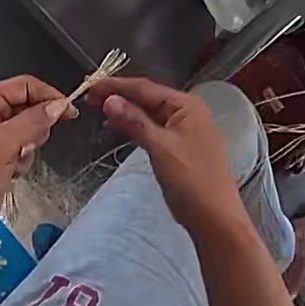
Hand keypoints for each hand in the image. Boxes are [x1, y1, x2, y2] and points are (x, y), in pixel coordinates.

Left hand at [0, 75, 73, 240]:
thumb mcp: (3, 144)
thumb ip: (34, 121)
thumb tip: (60, 105)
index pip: (25, 86)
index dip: (49, 96)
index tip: (70, 112)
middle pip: (30, 106)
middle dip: (36, 127)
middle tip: (26, 145)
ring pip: (31, 130)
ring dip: (29, 147)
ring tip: (14, 162)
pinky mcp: (1, 156)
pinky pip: (26, 149)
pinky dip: (24, 161)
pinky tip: (11, 174)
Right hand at [87, 78, 245, 233]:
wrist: (215, 219)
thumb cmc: (191, 181)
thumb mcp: (160, 148)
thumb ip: (134, 121)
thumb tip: (109, 100)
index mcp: (187, 106)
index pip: (146, 87)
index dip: (116, 85)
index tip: (90, 86)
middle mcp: (188, 113)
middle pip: (148, 97)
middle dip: (120, 96)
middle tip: (90, 98)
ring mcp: (186, 130)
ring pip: (150, 113)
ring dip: (126, 111)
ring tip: (99, 110)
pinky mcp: (181, 148)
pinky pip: (154, 128)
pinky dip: (136, 126)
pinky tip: (119, 128)